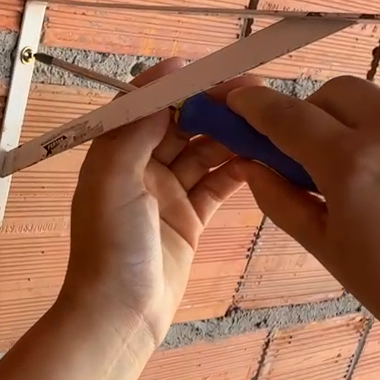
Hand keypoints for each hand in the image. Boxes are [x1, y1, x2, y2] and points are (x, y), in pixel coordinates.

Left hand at [59, 59, 248, 340]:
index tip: (210, 69)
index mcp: (113, 156)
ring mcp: (165, 194)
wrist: (121, 311)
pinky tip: (264, 154)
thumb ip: (135, 130)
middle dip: (212, 107)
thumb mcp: (113, 180)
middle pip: (179, 125)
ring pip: (203, 152)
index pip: (145, 108)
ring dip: (231, 135)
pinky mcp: (189, 218)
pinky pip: (217, 184)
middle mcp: (138, 169)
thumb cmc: (110, 245)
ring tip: (268, 119)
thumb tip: (160, 80)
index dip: (174, 87)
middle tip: (254, 90)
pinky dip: (239, 168)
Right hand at [223, 76, 379, 356]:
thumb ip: (280, 199)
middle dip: (317, 111)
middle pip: (340, 91)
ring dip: (373, 134)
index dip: (256, 105)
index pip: (288, 116)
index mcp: (353, 165)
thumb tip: (252, 165)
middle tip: (315, 150)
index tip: (240, 100)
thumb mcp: (325, 248)